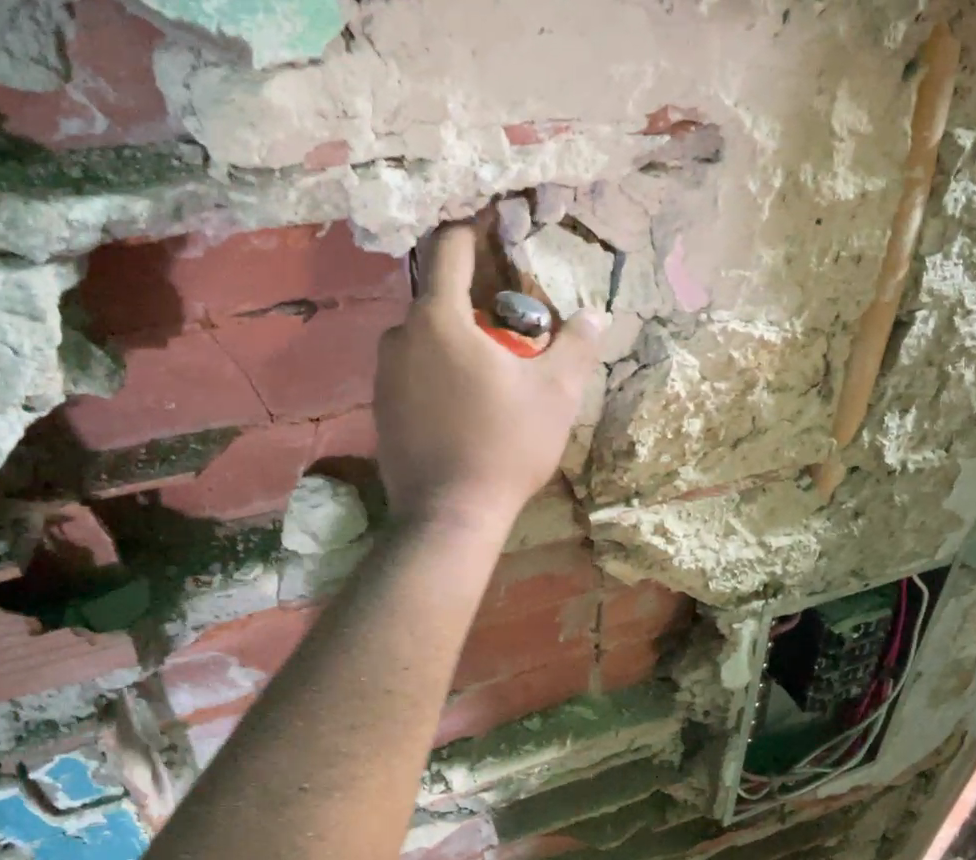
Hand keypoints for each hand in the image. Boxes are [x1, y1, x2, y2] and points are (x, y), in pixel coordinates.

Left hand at [375, 223, 604, 532]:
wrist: (448, 516)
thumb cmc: (505, 446)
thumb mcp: (556, 395)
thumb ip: (576, 346)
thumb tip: (595, 316)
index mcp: (438, 320)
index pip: (449, 247)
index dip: (473, 229)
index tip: (496, 227)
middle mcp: (399, 337)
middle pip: (437, 297)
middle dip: (473, 299)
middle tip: (512, 323)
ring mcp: (383, 376)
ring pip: (422, 337)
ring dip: (453, 339)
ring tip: (490, 368)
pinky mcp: (380, 410)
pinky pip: (411, 372)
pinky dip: (436, 371)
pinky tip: (464, 403)